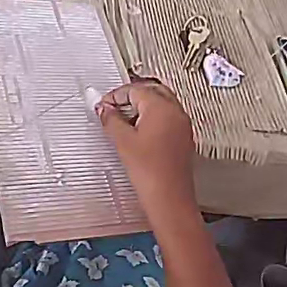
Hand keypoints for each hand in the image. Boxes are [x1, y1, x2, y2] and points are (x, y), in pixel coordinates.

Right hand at [97, 79, 197, 217]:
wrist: (168, 197)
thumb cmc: (151, 172)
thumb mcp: (123, 142)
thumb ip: (111, 120)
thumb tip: (104, 109)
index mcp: (161, 107)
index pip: (136, 89)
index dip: (116, 95)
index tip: (103, 106)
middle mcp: (176, 112)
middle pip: (151, 90)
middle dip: (131, 96)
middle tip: (113, 107)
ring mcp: (182, 125)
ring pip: (161, 103)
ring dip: (142, 106)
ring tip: (123, 121)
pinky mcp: (183, 138)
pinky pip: (167, 118)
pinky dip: (152, 118)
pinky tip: (139, 134)